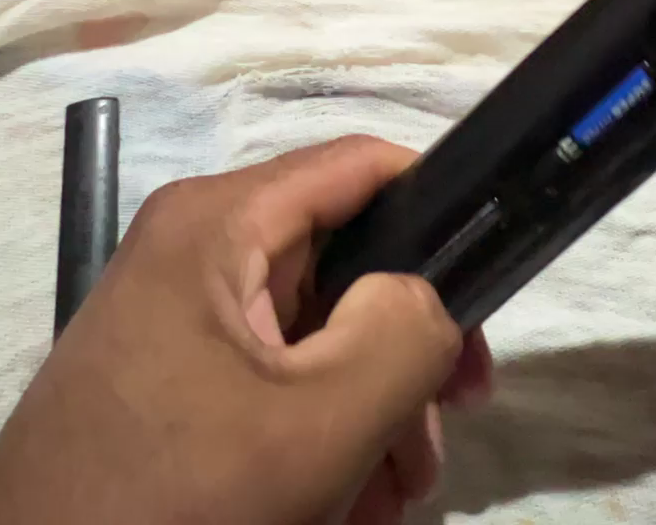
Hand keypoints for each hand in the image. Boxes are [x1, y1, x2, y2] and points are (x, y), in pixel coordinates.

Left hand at [0, 136, 491, 524]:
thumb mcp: (313, 425)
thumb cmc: (169, 504)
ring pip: (322, 329)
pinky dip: (328, 431)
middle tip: (454, 415)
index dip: (432, 200)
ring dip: (376, 405)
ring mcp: (189, 313)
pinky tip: (348, 501)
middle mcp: (202, 248)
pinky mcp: (183, 374)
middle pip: (346, 259)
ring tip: (395, 493)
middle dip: (406, 343)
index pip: (357, 164)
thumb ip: (402, 335)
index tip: (486, 274)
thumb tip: (427, 294)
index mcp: (220, 221)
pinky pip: (283, 378)